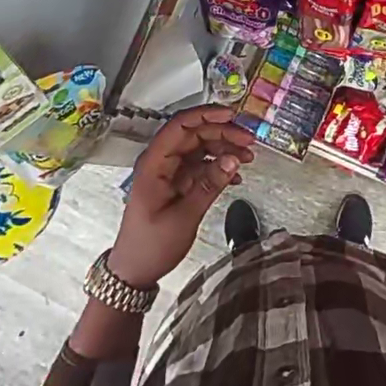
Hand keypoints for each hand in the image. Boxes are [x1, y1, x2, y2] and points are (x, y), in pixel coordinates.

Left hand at [107, 105, 255, 287]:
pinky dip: (220, 167)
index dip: (206, 115)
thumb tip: (233, 160)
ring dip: (225, 149)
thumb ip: (209, 185)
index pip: (179, 126)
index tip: (232, 115)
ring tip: (248, 157)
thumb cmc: (151, 244)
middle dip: (223, 133)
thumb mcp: (184, 216)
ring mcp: (171, 173)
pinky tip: (237, 176)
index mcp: (154, 164)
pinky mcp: (179, 184)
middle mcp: (162, 163)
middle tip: (250, 141)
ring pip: (201, 149)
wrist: (136, 269)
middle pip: (194, 135)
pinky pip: (202, 166)